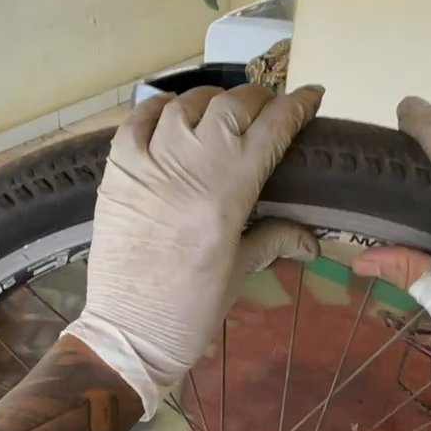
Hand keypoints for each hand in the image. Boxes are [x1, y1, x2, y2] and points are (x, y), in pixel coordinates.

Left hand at [65, 84, 324, 417]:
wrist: (128, 333)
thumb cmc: (190, 312)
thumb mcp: (238, 274)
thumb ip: (274, 240)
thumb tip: (312, 240)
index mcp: (227, 197)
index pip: (271, 131)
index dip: (296, 107)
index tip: (311, 97)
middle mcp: (189, 168)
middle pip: (232, 106)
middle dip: (258, 100)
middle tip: (269, 110)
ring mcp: (148, 163)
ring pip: (188, 104)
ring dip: (213, 101)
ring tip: (224, 114)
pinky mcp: (118, 169)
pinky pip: (140, 117)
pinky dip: (163, 108)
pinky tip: (175, 116)